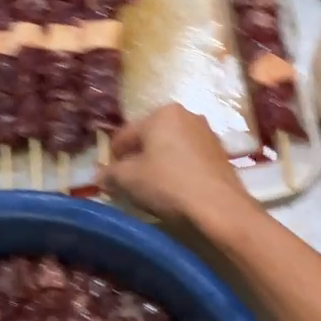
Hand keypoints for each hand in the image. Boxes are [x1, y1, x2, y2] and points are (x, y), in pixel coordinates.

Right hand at [103, 104, 258, 226]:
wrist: (220, 207)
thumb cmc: (168, 184)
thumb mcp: (129, 180)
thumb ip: (110, 174)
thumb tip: (100, 177)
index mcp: (162, 114)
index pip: (126, 134)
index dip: (112, 156)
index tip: (108, 176)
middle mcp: (186, 115)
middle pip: (150, 138)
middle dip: (138, 158)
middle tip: (129, 182)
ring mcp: (206, 133)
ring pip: (171, 147)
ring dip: (159, 163)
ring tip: (152, 187)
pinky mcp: (220, 153)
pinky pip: (189, 158)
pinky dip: (178, 169)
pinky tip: (175, 188)